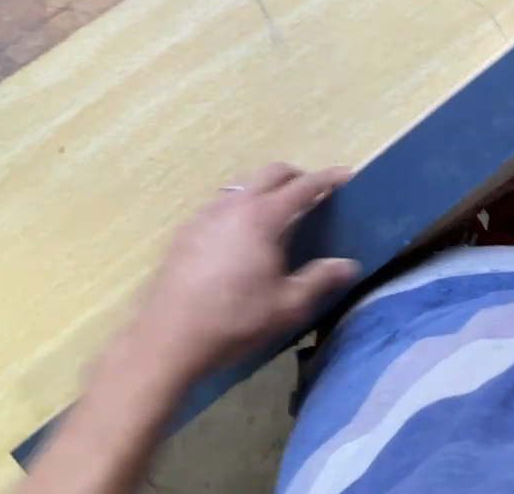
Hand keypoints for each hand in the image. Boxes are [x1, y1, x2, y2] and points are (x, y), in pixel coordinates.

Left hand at [125, 164, 358, 372]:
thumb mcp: (286, 306)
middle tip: (313, 194)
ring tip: (278, 212)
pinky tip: (241, 232)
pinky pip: (222, 201)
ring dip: (267, 188)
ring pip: (244, 184)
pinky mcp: (186, 230)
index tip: (346, 176)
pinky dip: (241, 203)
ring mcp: (206, 213)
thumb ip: (320, 280)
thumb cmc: (232, 321)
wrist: (165, 341)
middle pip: (272, 172)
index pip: (304, 185)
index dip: (328, 179)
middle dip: (297, 176)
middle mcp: (235, 204)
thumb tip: (349, 265)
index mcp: (264, 216)